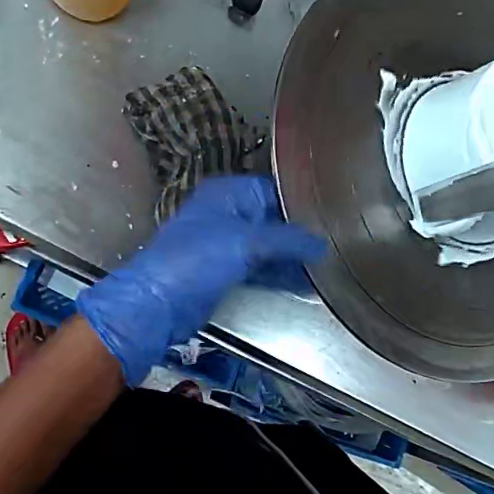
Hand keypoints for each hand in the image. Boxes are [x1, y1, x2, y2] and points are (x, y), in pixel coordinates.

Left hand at [78, 175, 325, 383]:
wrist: (158, 302)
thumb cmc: (197, 260)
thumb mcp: (247, 242)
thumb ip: (288, 240)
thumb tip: (323, 243)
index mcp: (227, 194)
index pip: (274, 190)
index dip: (301, 203)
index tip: (332, 217)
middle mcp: (226, 214)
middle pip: (272, 220)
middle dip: (299, 234)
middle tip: (336, 244)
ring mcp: (224, 244)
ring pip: (266, 246)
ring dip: (291, 257)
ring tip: (326, 266)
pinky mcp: (224, 271)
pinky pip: (258, 267)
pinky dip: (278, 273)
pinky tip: (304, 282)